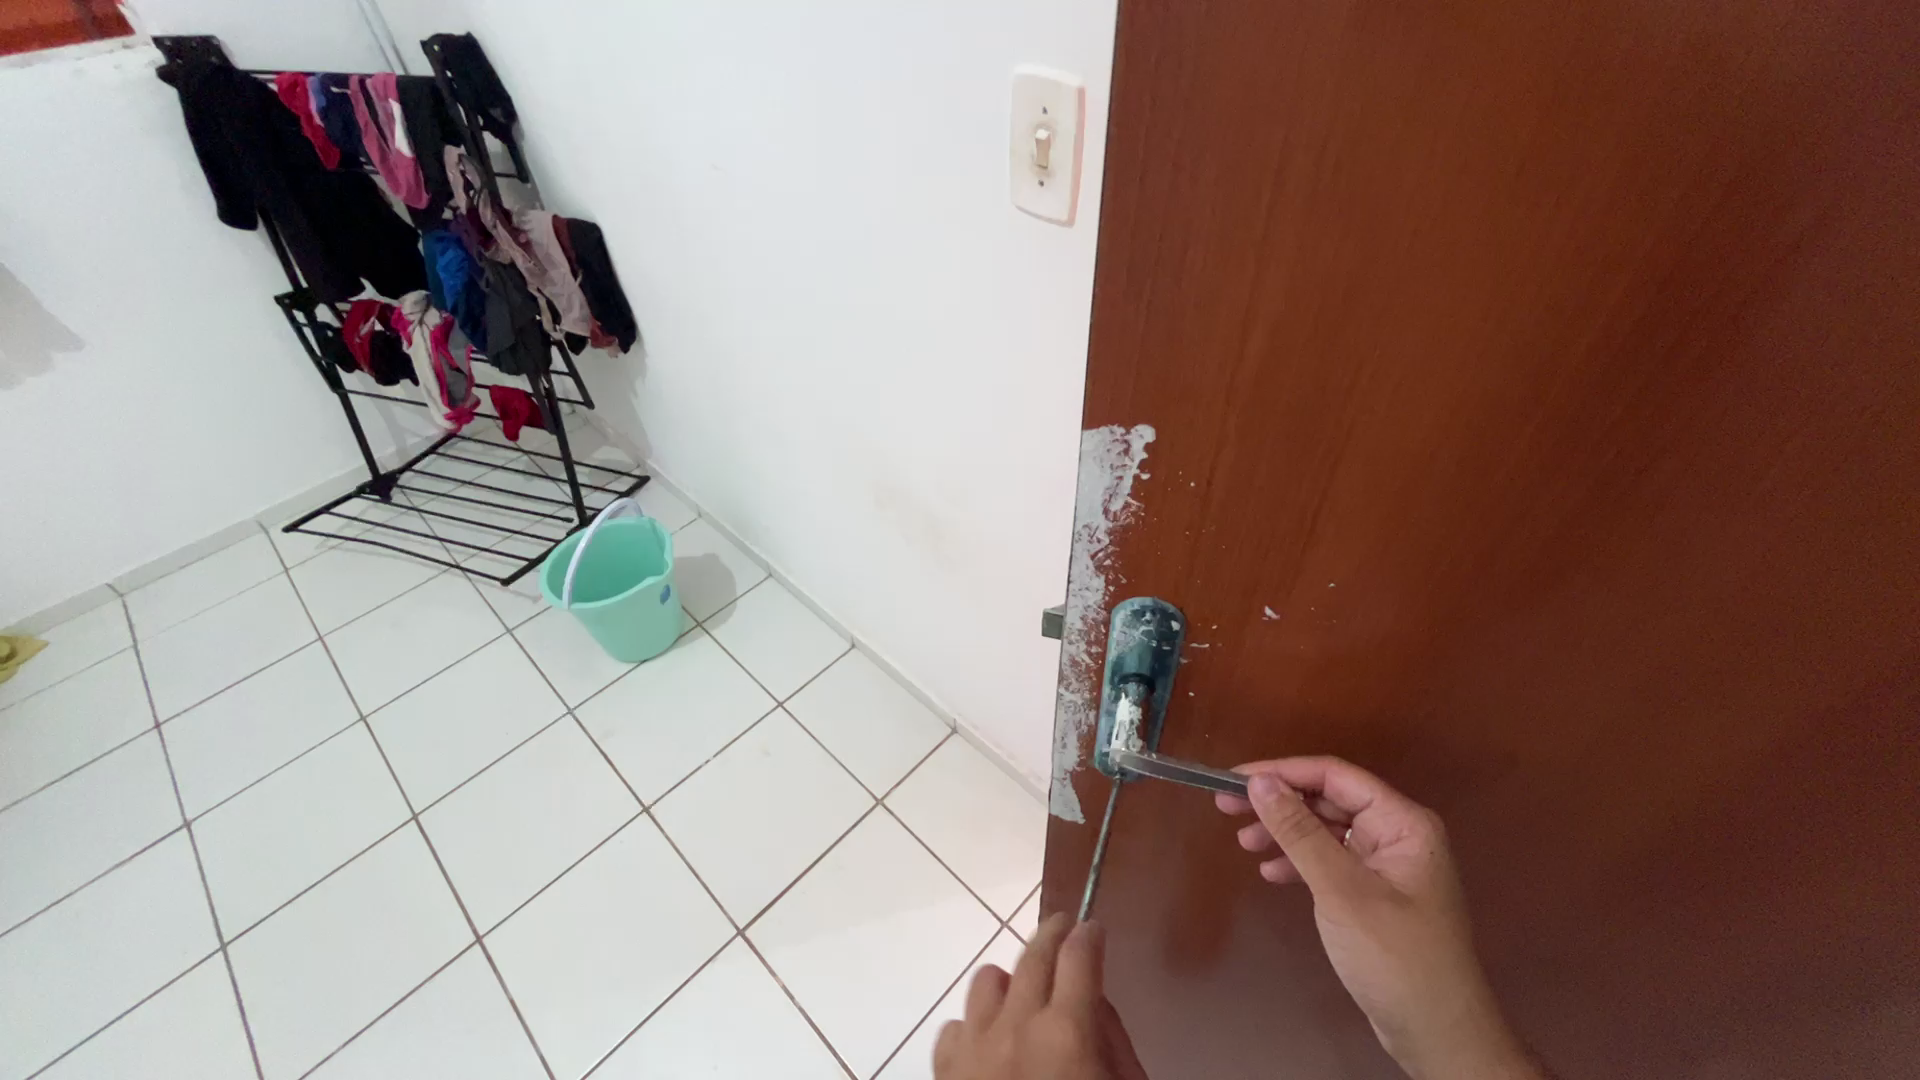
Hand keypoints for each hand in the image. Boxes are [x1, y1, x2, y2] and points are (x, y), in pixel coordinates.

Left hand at [934, 913, 1149, 1079]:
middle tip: (1064, 928)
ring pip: (986, 981)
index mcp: (1066, 1034)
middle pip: (1033, 955)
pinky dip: (975, 1027)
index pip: (1078, 955)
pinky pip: (955, 1029)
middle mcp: (1014, 1028)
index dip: (1089, 935)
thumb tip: (1096, 1002)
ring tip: (1026, 994)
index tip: (1094, 929)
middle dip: (1053, 935)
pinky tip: (990, 1046)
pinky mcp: (944, 1078)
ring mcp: (973, 1051)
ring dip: (1010, 980)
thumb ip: (1114, 1044)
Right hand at [1216, 757, 1542, 1079]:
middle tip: (1226, 807)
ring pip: (1324, 828)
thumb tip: (1258, 782)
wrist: (1438, 1036)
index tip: (1233, 780)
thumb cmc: (1395, 956)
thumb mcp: (1340, 890)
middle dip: (1277, 802)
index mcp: (1402, 822)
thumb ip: (1298, 832)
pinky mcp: (1374, 892)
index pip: (1333, 776)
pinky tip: (1271, 873)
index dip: (1281, 772)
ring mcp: (1387, 864)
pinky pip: (1329, 859)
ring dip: (1283, 832)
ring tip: (1244, 843)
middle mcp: (1396, 834)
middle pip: (1326, 799)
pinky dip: (1298, 861)